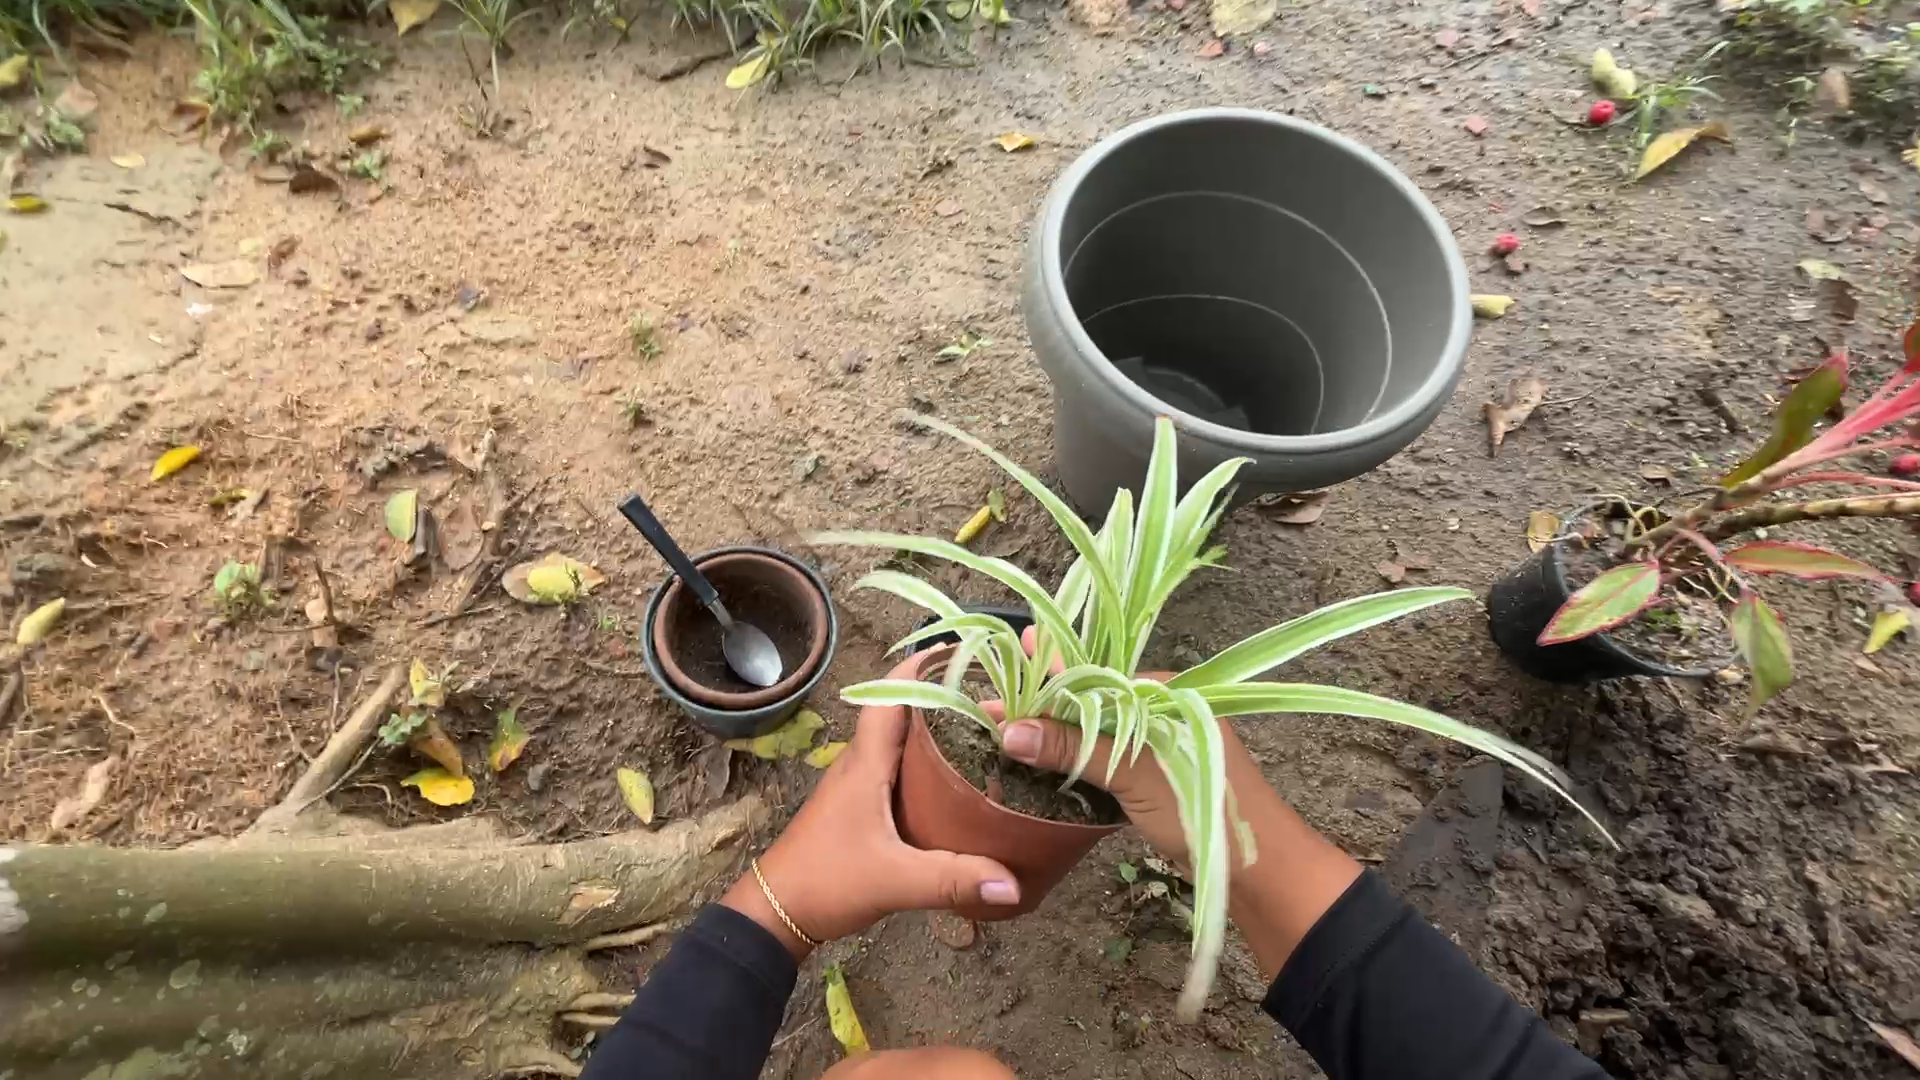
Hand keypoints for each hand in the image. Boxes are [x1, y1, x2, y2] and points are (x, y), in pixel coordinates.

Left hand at [722, 655, 1021, 957]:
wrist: (775, 911)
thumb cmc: (826, 879)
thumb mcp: (894, 879)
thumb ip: (952, 879)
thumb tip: (1013, 883)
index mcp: (868, 760)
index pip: (891, 694)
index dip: (922, 666)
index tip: (960, 651)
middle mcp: (863, 760)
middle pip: (902, 709)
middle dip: (942, 694)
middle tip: (990, 694)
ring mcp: (860, 781)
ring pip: (901, 738)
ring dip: (935, 726)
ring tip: (983, 727)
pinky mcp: (862, 803)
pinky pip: (899, 764)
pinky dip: (927, 759)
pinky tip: (955, 777)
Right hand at [998, 630, 1359, 979]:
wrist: (1258, 871)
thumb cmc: (1202, 807)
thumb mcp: (1134, 772)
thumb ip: (1074, 747)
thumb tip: (1009, 730)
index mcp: (1163, 692)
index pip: (1094, 677)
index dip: (1048, 678)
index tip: (1006, 672)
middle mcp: (1158, 710)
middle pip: (1090, 702)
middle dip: (1043, 705)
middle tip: (994, 704)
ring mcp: (1155, 746)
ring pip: (1094, 733)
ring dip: (1053, 736)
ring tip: (1006, 730)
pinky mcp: (1151, 779)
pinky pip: (1104, 760)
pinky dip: (1073, 762)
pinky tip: (1041, 763)